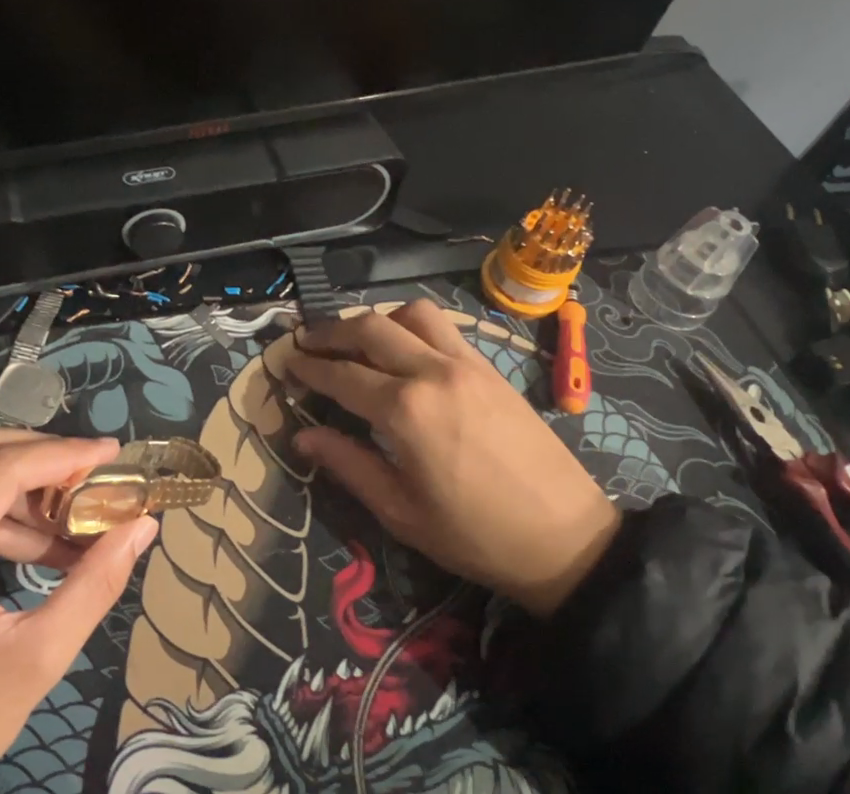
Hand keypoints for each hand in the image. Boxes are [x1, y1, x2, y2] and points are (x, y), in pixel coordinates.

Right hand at [288, 300, 620, 615]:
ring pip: (412, 313)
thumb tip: (302, 437)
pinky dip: (413, 326)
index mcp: (405, 410)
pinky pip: (444, 328)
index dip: (308, 368)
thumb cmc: (474, 535)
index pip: (341, 374)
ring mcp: (467, 364)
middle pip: (370, 328)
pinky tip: (404, 351)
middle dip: (330, 331)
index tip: (286, 364)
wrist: (563, 536)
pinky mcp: (491, 368)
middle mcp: (432, 372)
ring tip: (358, 342)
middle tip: (307, 342)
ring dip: (377, 318)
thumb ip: (348, 465)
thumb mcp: (400, 511)